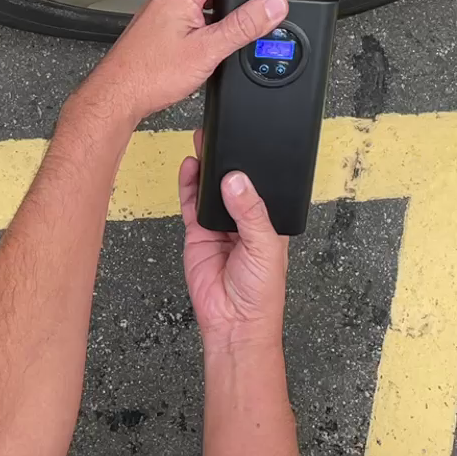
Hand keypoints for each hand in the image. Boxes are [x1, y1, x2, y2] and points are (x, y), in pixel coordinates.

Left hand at [75, 0, 287, 123]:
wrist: (117, 96)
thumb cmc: (147, 75)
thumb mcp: (206, 50)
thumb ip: (243, 26)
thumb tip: (273, 6)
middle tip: (270, 5)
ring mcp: (166, 9)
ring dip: (233, 5)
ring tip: (250, 24)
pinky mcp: (164, 25)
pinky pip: (197, 11)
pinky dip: (216, 19)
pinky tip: (221, 40)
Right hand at [177, 130, 288, 351]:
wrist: (233, 323)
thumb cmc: (261, 293)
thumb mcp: (265, 248)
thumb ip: (250, 213)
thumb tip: (235, 181)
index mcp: (268, 220)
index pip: (262, 185)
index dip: (254, 166)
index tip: (249, 141)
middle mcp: (243, 220)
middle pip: (232, 182)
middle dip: (227, 160)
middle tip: (220, 133)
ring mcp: (219, 225)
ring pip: (210, 188)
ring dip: (206, 167)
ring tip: (203, 141)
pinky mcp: (197, 232)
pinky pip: (191, 203)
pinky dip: (188, 184)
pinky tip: (190, 167)